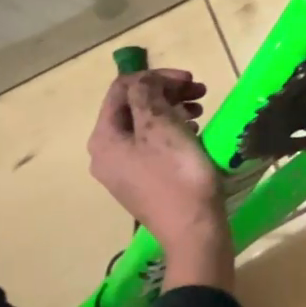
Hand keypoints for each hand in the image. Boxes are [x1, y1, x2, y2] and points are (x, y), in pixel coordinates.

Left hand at [87, 70, 234, 292]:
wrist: (192, 230)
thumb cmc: (176, 174)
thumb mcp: (161, 126)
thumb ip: (147, 95)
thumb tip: (143, 82)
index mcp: (104, 138)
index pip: (121, 89)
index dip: (156, 76)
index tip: (191, 79)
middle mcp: (105, 153)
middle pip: (132, 106)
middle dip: (166, 92)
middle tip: (201, 92)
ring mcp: (122, 170)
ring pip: (144, 125)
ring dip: (171, 109)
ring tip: (200, 111)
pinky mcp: (142, 181)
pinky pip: (151, 144)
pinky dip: (171, 130)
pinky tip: (193, 134)